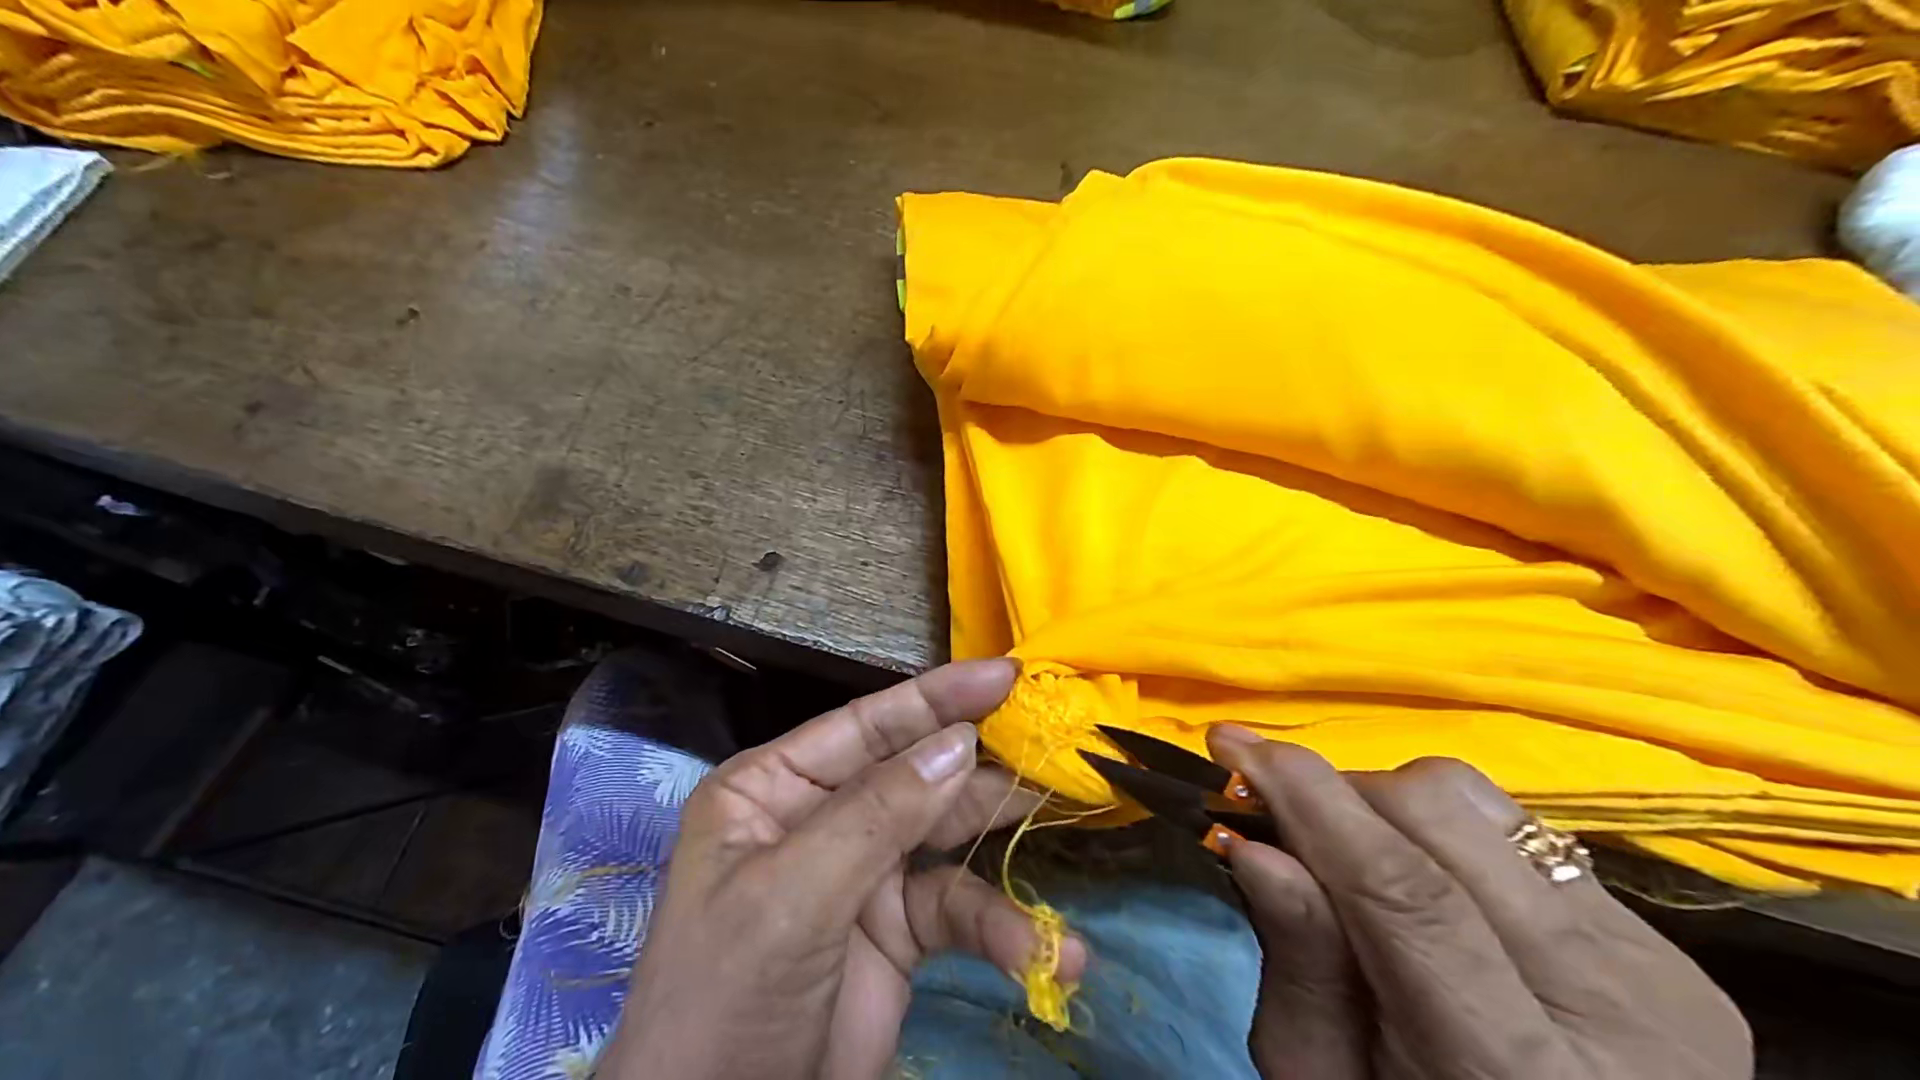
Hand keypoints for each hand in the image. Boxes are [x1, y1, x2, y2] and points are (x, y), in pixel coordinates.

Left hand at [600, 658, 1086, 1079]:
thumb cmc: (729, 996)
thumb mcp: (793, 897)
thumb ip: (877, 813)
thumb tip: (959, 742)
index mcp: (775, 787)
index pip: (867, 725)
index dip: (938, 696)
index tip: (1007, 674)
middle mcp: (822, 816)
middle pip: (915, 770)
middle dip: (981, 760)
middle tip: (1049, 738)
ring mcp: (863, 872)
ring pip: (947, 832)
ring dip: (1002, 834)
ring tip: (1062, 811)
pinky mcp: (898, 931)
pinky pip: (958, 909)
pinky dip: (1002, 928)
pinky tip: (1047, 951)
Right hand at [1205, 727, 1751, 1079]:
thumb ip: (1298, 967)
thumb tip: (1253, 847)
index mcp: (1518, 1075)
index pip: (1404, 892)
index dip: (1310, 802)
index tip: (1231, 745)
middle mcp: (1613, 1009)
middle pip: (1439, 817)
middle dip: (1333, 791)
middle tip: (1278, 817)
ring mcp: (1651, 967)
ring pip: (1475, 799)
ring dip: (1381, 802)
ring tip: (1349, 850)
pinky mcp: (1660, 944)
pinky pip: (1513, 823)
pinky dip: (1435, 825)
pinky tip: (1421, 872)